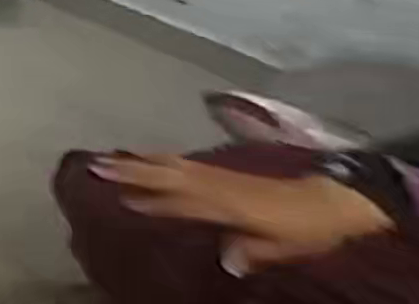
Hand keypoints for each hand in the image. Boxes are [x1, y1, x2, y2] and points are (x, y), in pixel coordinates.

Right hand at [93, 154, 393, 272]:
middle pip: (161, 175)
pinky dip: (149, 156)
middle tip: (94, 165)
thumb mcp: (285, 247)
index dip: (153, 203)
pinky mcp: (209, 168)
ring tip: (104, 157)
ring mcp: (208, 172)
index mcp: (226, 205)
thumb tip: (225, 263)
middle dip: (127, 170)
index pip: (181, 203)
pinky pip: (171, 159)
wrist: (324, 200)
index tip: (122, 201)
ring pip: (162, 163)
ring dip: (132, 160)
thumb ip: (252, 251)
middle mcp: (210, 184)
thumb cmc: (304, 229)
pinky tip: (136, 155)